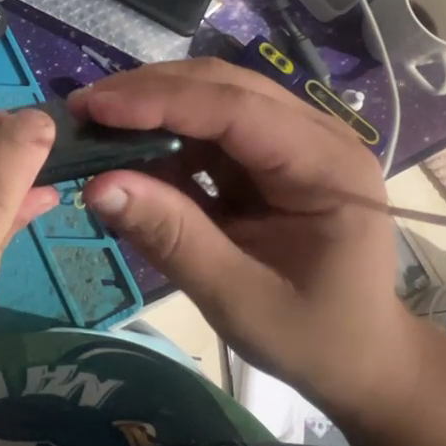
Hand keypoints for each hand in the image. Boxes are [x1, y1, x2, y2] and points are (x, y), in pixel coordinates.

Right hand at [73, 59, 418, 417]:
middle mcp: (317, 134)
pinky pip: (211, 123)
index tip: (94, 107)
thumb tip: (97, 186)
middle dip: (149, 92)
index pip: (237, 109)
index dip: (161, 101)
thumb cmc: (313, 338)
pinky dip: (166, 129)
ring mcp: (295, 137)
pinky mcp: (271, 150)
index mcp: (327, 167)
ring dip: (153, 104)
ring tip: (95, 123)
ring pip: (213, 94)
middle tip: (82, 110)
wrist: (363, 359)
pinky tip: (129, 147)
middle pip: (224, 86)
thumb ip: (172, 239)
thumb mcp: (239, 300)